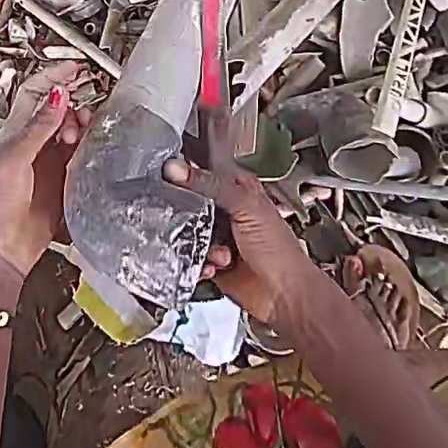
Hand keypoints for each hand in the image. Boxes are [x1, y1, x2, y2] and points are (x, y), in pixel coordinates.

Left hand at [0, 61, 91, 276]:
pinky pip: (80, 157)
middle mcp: (32, 145)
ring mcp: (47, 163)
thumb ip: (39, 128)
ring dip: (81, 126)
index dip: (54, 76)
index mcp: (15, 133)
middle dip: (73, 104)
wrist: (1, 249)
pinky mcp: (61, 182)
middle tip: (83, 111)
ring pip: (71, 132)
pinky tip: (92, 150)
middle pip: (57, 111)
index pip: (36, 93)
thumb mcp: (15, 160)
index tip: (74, 68)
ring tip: (83, 132)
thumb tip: (57, 97)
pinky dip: (88, 149)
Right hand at [161, 107, 318, 324]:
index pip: (206, 161)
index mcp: (236, 186)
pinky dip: (197, 262)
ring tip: (219, 251)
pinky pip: (186, 254)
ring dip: (198, 242)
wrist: (284, 296)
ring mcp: (215, 233)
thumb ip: (210, 184)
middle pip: (187, 196)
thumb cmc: (278, 249)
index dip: (187, 153)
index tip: (163, 151)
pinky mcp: (207, 258)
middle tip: (181, 212)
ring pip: (184, 227)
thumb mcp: (245, 206)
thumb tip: (176, 168)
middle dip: (184, 208)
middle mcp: (223, 207)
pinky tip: (214, 266)